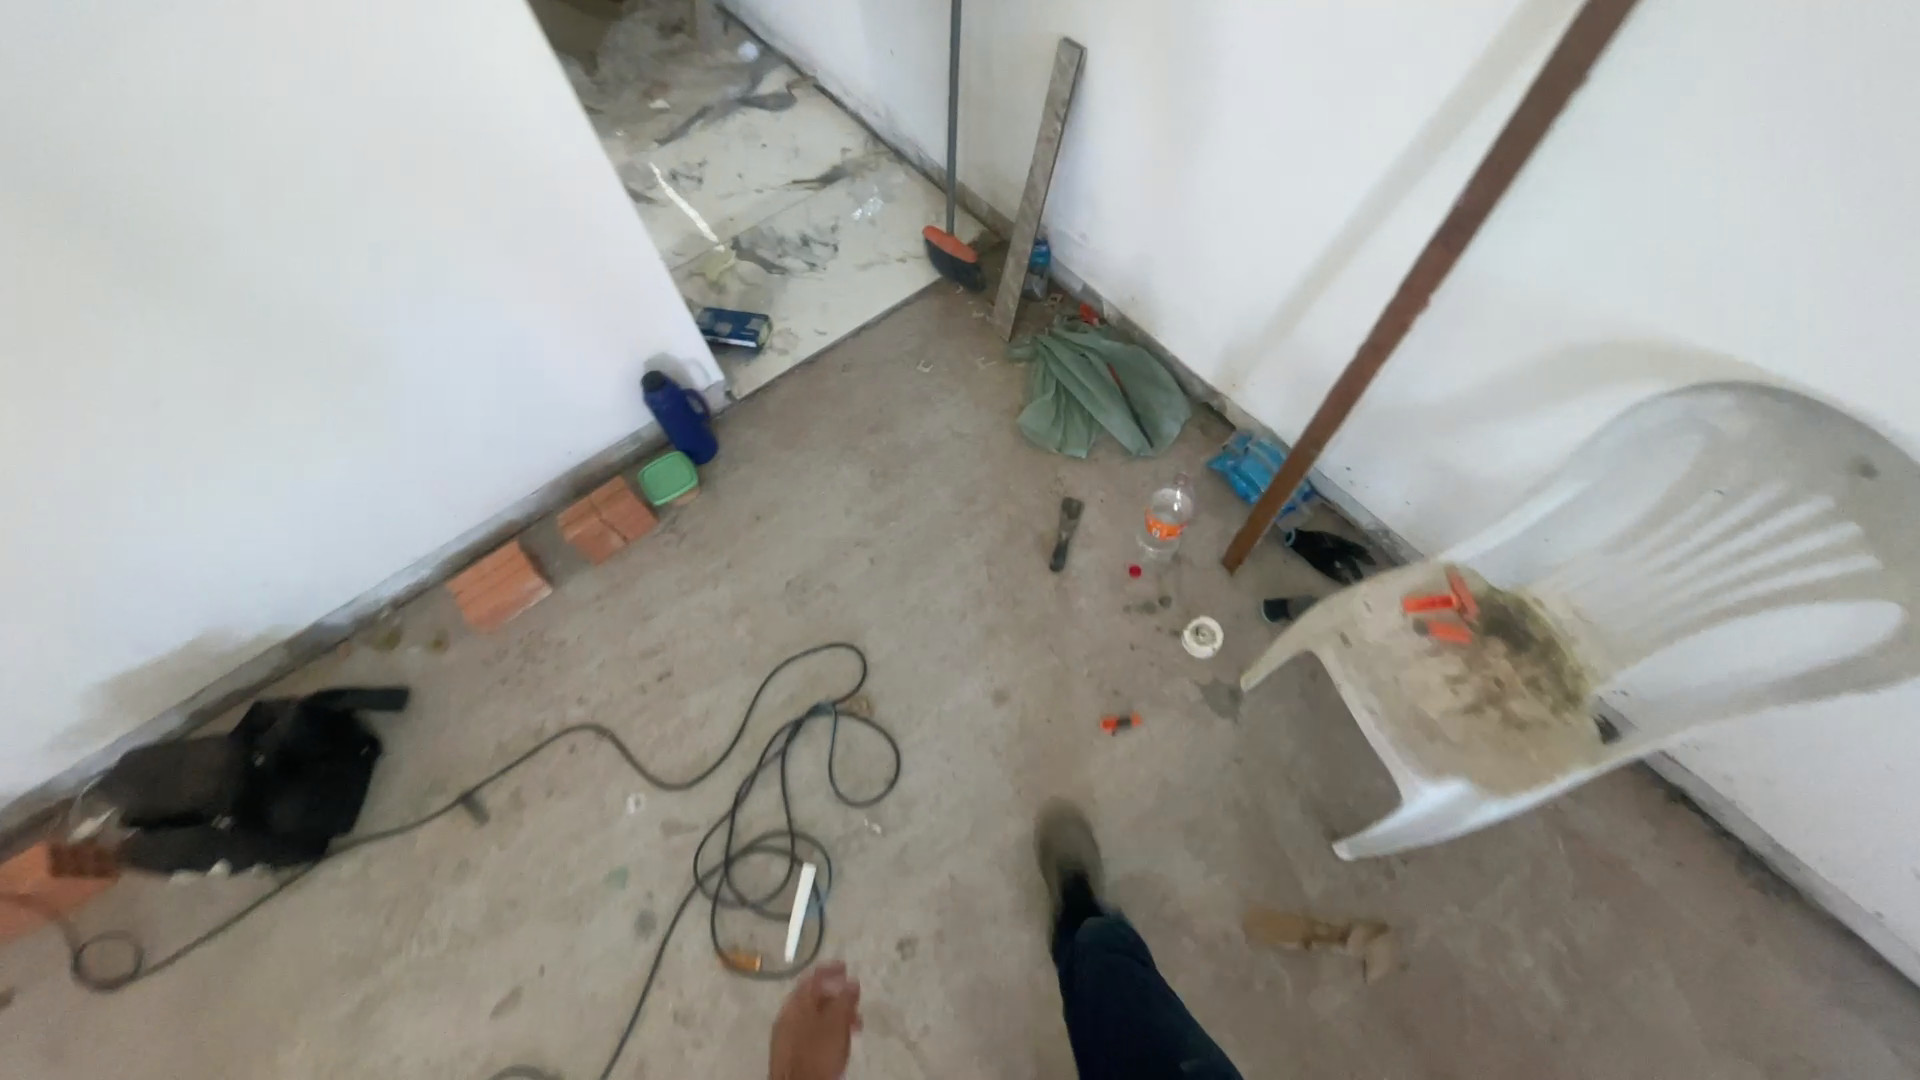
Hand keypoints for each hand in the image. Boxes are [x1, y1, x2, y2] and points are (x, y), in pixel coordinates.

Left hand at [769, 961, 862, 1079]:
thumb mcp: (837, 1022)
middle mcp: (788, 1014)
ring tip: (853, 1027)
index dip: (831, 969)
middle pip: (814, 996)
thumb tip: (852, 981)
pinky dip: (825, 1029)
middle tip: (855, 1004)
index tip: (847, 969)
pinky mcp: (789, 1052)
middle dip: (837, 997)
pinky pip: (809, 1031)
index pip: (813, 976)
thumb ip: (845, 998)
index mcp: (797, 1002)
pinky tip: (837, 1041)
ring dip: (834, 1015)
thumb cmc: (818, 1052)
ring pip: (813, 1015)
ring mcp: (786, 1033)